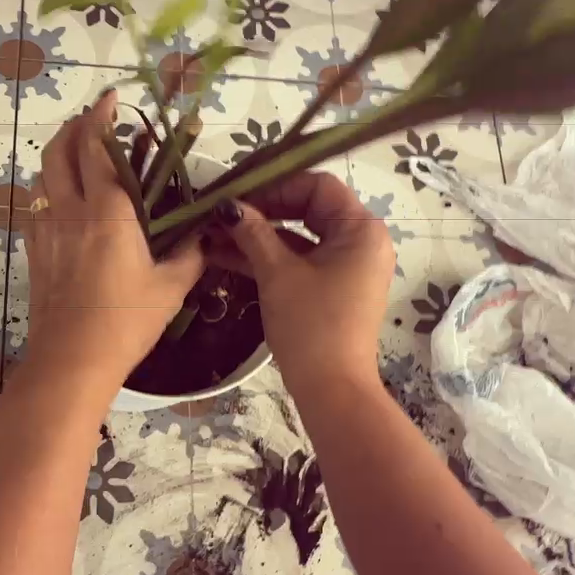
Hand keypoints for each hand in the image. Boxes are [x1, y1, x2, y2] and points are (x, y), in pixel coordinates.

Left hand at [22, 92, 204, 389]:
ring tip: (78, 152)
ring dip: (58, 154)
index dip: (102, 116)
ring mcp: (46, 231)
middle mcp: (69, 212)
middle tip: (93, 118)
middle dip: (74, 126)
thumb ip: (190, 254)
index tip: (112, 98)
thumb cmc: (126, 322)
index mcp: (106, 212)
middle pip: (58, 150)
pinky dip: (49, 188)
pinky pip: (36, 206)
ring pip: (42, 176)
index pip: (97, 148)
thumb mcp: (171, 287)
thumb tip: (204, 234)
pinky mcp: (34, 253)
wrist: (71, 360)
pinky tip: (63, 199)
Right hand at [211, 171, 392, 388]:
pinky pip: (299, 261)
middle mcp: (361, 242)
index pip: (317, 186)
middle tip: (222, 214)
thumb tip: (228, 207)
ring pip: (299, 237)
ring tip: (213, 235)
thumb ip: (254, 233)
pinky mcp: (332, 288)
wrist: (331, 388)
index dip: (275, 186)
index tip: (237, 197)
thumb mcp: (277, 274)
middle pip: (307, 209)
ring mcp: (347, 267)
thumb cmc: (310, 325)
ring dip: (258, 236)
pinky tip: (227, 256)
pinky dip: (268, 257)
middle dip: (262, 211)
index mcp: (361, 230)